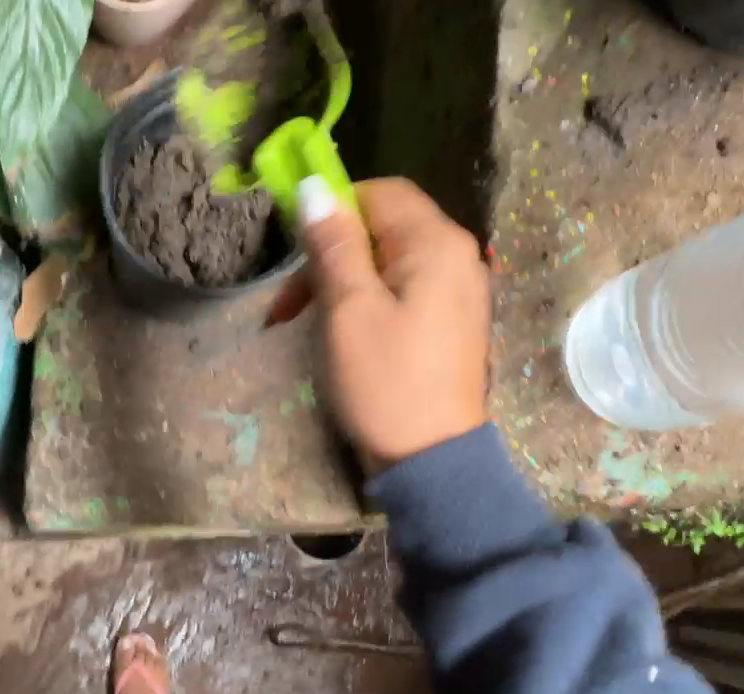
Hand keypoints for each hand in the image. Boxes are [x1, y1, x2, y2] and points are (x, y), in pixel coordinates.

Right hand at [297, 176, 489, 468]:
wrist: (429, 457)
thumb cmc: (383, 381)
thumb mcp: (347, 310)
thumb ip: (333, 246)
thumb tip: (314, 187)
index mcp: (435, 244)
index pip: (380, 194)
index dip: (331, 211)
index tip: (292, 254)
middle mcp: (455, 257)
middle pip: (383, 229)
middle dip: (329, 257)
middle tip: (287, 307)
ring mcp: (457, 293)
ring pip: (387, 264)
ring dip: (340, 284)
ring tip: (305, 325)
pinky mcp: (448, 325)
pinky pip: (401, 293)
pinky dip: (364, 304)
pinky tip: (341, 335)